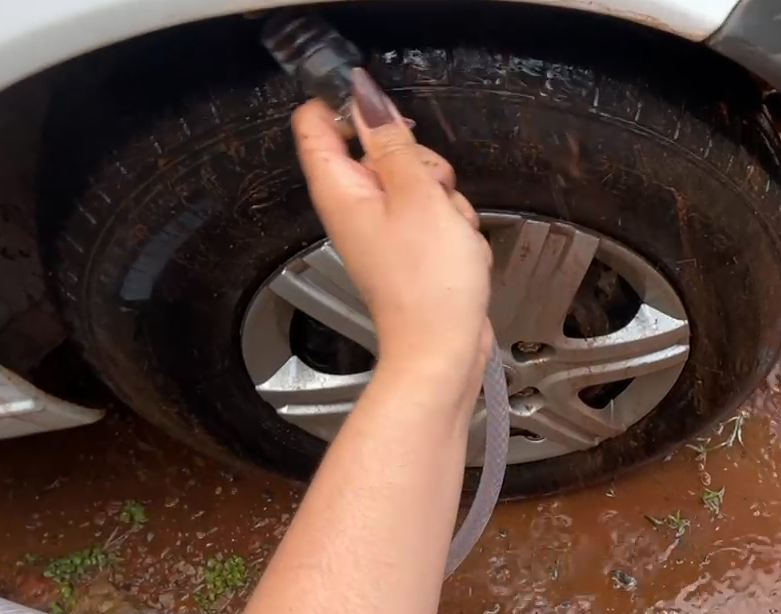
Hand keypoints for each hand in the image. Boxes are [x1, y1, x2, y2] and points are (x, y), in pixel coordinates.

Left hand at [292, 69, 492, 412]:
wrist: (444, 350)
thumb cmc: (429, 286)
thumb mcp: (419, 198)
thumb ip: (393, 143)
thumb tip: (365, 97)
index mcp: (341, 189)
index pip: (320, 120)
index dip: (357, 110)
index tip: (397, 128)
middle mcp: (358, 210)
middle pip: (384, 153)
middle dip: (423, 166)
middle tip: (434, 192)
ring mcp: (387, 234)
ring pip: (421, 189)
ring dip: (448, 204)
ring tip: (452, 234)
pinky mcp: (414, 256)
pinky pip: (437, 223)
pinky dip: (455, 234)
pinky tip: (461, 255)